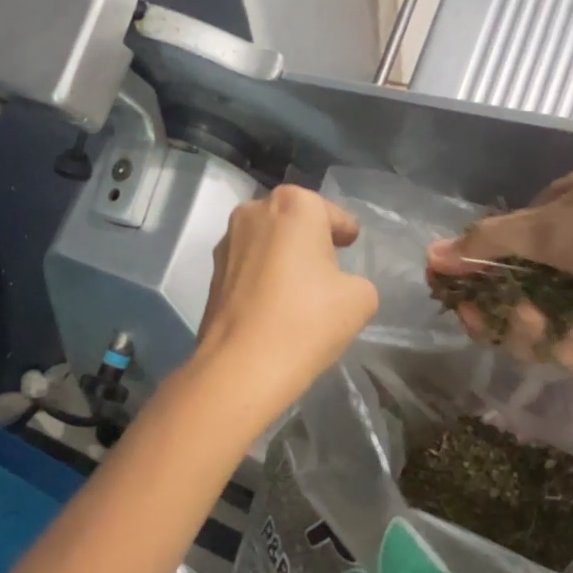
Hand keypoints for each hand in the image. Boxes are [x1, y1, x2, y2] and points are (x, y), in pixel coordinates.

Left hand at [196, 185, 378, 408]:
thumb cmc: (307, 321)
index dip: (345, 231)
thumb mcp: (360, 298)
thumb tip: (336, 286)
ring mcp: (226, 242)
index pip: (331, 213)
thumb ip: (356, 280)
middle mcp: (254, 212)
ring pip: (266, 242)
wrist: (242, 366)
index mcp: (293, 205)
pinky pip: (248, 267)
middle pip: (293, 221)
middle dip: (309, 239)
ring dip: (282, 257)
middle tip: (327, 268)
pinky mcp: (211, 273)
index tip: (350, 246)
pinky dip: (262, 277)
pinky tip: (273, 306)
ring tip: (299, 290)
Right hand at [427, 152, 572, 367]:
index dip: (473, 284)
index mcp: (554, 217)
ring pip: (552, 330)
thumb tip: (431, 254)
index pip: (495, 256)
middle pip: (518, 298)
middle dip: (510, 317)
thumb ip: (491, 245)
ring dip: (548, 336)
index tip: (461, 306)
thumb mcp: (558, 225)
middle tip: (521, 321)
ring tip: (568, 333)